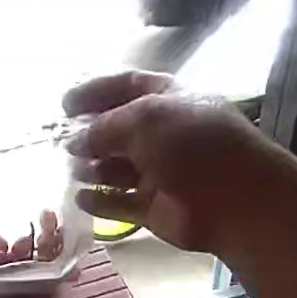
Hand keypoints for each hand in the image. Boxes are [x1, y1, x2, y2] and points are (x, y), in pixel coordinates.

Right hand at [64, 71, 296, 256]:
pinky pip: (120, 204)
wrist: (233, 199)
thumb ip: (104, 127)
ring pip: (117, 170)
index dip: (94, 92)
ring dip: (93, 169)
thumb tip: (73, 141)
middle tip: (63, 145)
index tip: (64, 104)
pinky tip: (81, 199)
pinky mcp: (154, 210)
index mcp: (169, 100)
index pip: (127, 87)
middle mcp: (163, 135)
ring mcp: (159, 174)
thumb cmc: (193, 146)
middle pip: (118, 131)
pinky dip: (100, 202)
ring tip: (74, 171)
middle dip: (90, 136)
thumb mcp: (145, 120)